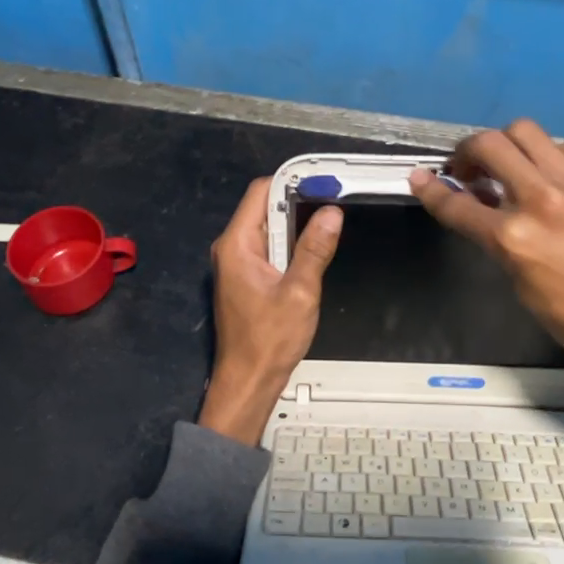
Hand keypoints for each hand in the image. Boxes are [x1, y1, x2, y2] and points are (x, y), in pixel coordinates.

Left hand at [199, 177, 343, 445]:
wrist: (248, 382)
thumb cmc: (270, 340)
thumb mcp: (300, 292)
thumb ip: (314, 250)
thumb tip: (331, 213)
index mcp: (236, 245)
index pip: (261, 193)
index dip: (292, 182)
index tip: (323, 182)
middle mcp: (230, 248)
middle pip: (263, 207)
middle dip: (297, 201)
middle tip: (333, 199)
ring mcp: (236, 263)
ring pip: (267, 227)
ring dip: (295, 223)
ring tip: (328, 220)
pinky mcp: (245, 278)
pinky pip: (267, 247)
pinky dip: (289, 243)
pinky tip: (312, 248)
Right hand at [408, 120, 563, 431]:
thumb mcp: (518, 280)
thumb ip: (493, 235)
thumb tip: (476, 201)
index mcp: (513, 237)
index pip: (457, 203)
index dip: (431, 190)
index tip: (419, 178)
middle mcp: (541, 199)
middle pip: (489, 145)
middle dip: (467, 152)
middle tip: (468, 171)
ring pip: (525, 132)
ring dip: (506, 146)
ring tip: (508, 167)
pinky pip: (563, 149)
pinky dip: (546, 158)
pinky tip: (549, 178)